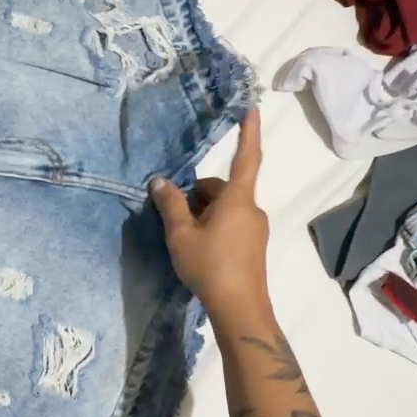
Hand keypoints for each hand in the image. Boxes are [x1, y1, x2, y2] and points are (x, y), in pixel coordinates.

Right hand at [151, 109, 270, 309]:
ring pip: (224, 207)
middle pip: (222, 188)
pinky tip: (195, 247)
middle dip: (197, 194)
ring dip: (202, 213)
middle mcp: (251, 209)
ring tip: (181, 235)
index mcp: (238, 199)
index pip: (246, 157)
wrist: (239, 308)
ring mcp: (254, 229)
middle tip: (172, 214)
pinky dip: (211, 226)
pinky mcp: (252, 246)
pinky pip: (229, 223)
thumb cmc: (210, 265)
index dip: (248, 131)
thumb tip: (161, 181)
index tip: (252, 107)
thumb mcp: (180, 233)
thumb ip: (170, 204)